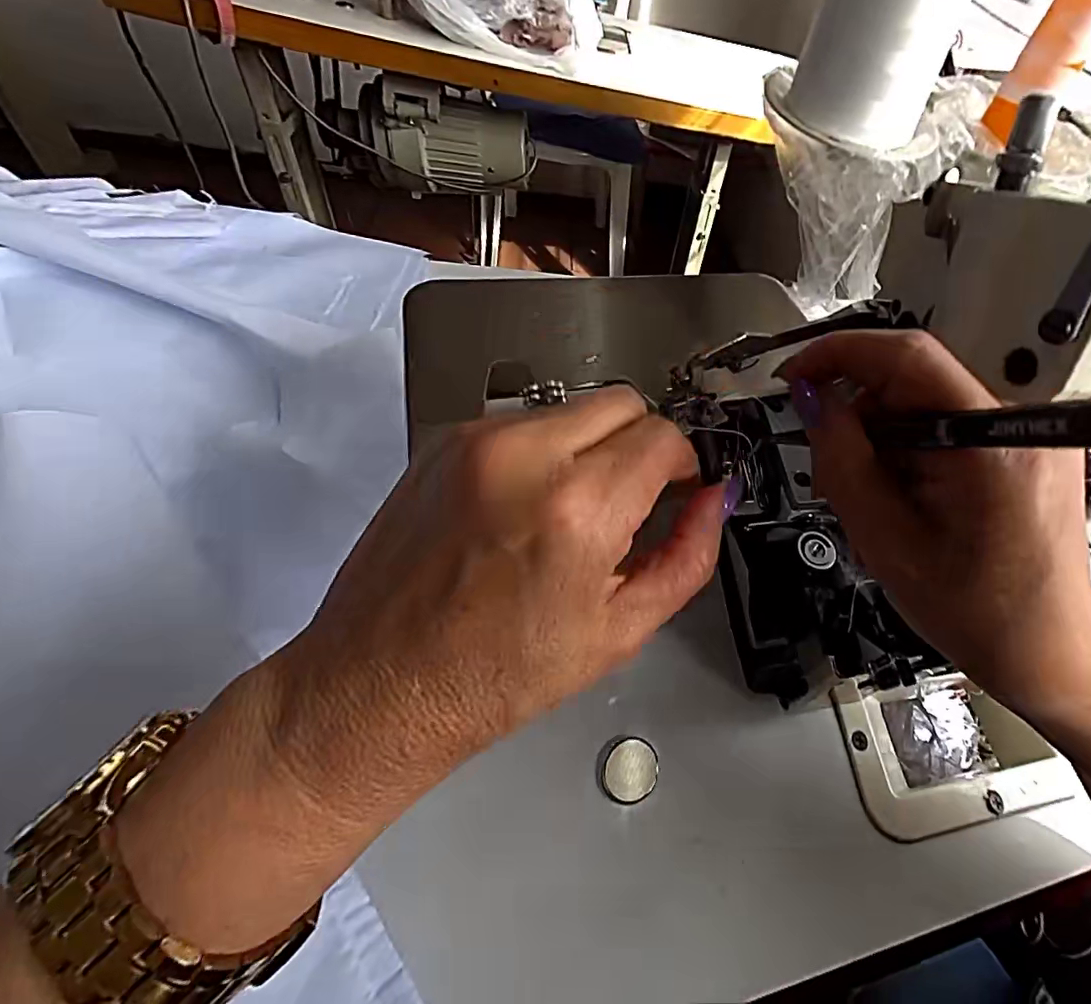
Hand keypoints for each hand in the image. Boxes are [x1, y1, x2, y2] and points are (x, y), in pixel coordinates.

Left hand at [290, 386, 726, 758]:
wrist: (376, 687)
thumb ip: (689, 554)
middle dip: (646, 444)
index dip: (685, 466)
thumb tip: (713, 501)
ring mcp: (476, 443)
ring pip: (578, 407)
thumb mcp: (624, 627)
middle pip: (626, 404)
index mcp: (577, 510)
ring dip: (598, 446)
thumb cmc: (494, 675)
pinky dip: (551, 450)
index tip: (679, 490)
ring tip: (582, 508)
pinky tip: (535, 504)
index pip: (664, 438)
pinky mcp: (445, 444)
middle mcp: (523, 459)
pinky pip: (529, 421)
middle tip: (639, 496)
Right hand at [782, 332, 1090, 720]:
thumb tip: (816, 403)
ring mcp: (1030, 432)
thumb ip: (843, 461)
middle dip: (861, 416)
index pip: (908, 356)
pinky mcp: (1025, 443)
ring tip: (884, 502)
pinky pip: (951, 423)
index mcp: (994, 444)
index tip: (801, 375)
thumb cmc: (984, 614)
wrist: (1046, 646)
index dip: (840, 354)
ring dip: (887, 440)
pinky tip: (912, 497)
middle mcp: (1024, 424)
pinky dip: (916, 450)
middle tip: (836, 467)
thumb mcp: (888, 541)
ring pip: (927, 403)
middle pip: (914, 380)